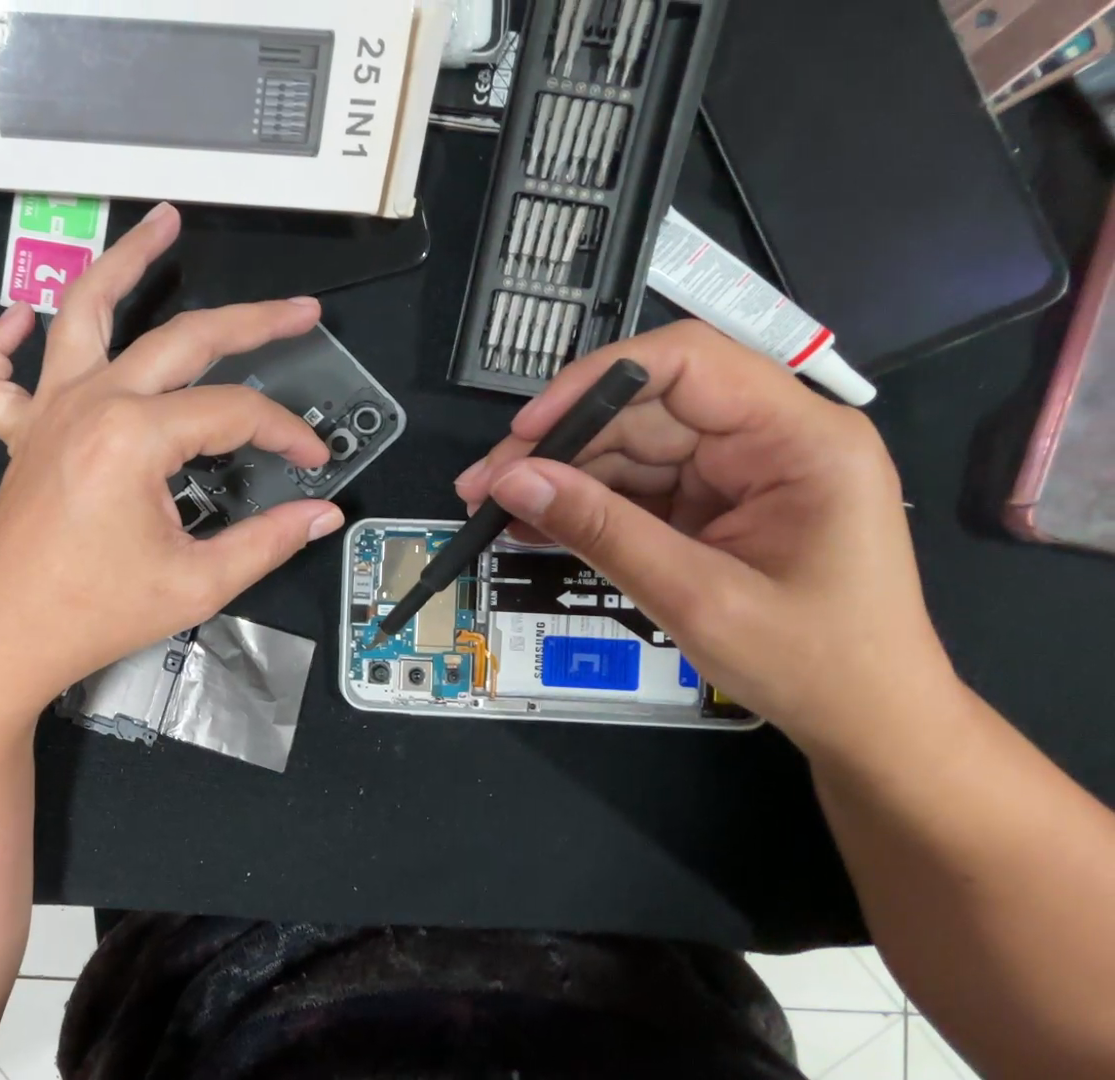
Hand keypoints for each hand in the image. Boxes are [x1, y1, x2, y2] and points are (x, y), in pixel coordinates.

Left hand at [0, 203, 344, 709]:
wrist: (1, 642)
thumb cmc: (93, 617)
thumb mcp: (195, 584)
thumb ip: (267, 541)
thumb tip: (323, 514)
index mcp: (134, 437)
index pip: (233, 413)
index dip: (285, 432)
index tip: (312, 458)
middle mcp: (89, 403)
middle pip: (181, 339)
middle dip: (251, 321)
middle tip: (299, 308)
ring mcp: (46, 413)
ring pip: (82, 313)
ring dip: (124, 262)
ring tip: (162, 221)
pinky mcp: (17, 436)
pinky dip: (1, 341)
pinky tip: (23, 317)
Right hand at [455, 321, 957, 755]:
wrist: (867, 720)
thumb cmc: (810, 663)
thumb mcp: (695, 597)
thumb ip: (601, 530)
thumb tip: (510, 481)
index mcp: (798, 439)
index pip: (687, 363)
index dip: (596, 382)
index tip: (528, 430)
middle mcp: (769, 437)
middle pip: (644, 407)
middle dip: (559, 442)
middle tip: (483, 485)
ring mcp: (739, 469)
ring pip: (628, 445)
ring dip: (558, 475)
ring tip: (491, 508)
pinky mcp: (713, 500)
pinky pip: (634, 484)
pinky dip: (582, 504)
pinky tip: (531, 522)